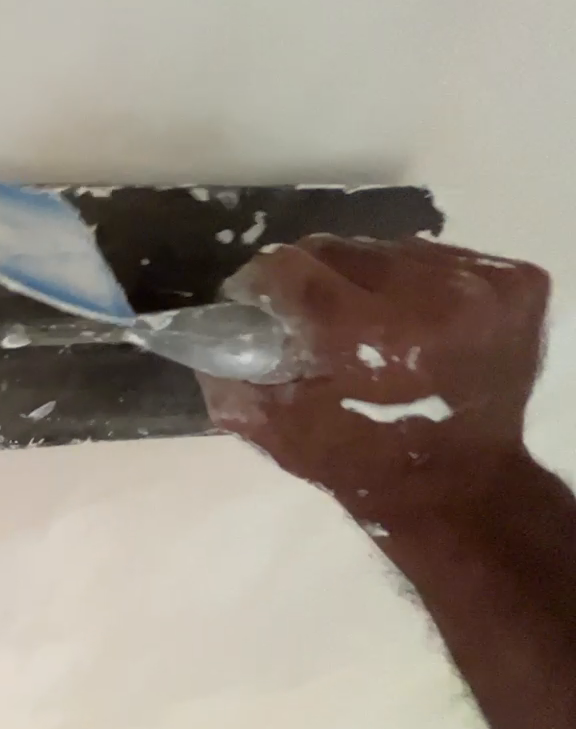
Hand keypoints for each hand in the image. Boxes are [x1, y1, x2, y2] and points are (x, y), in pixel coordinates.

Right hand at [201, 235, 550, 524]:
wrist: (453, 480)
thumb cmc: (347, 458)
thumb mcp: (263, 422)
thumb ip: (226, 371)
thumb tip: (210, 327)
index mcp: (364, 334)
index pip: (288, 265)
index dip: (257, 282)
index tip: (250, 304)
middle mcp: (433, 296)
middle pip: (336, 248)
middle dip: (305, 277)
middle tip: (297, 314)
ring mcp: (483, 285)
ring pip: (385, 248)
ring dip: (356, 276)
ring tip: (351, 316)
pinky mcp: (517, 282)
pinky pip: (436, 257)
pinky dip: (405, 280)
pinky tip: (400, 316)